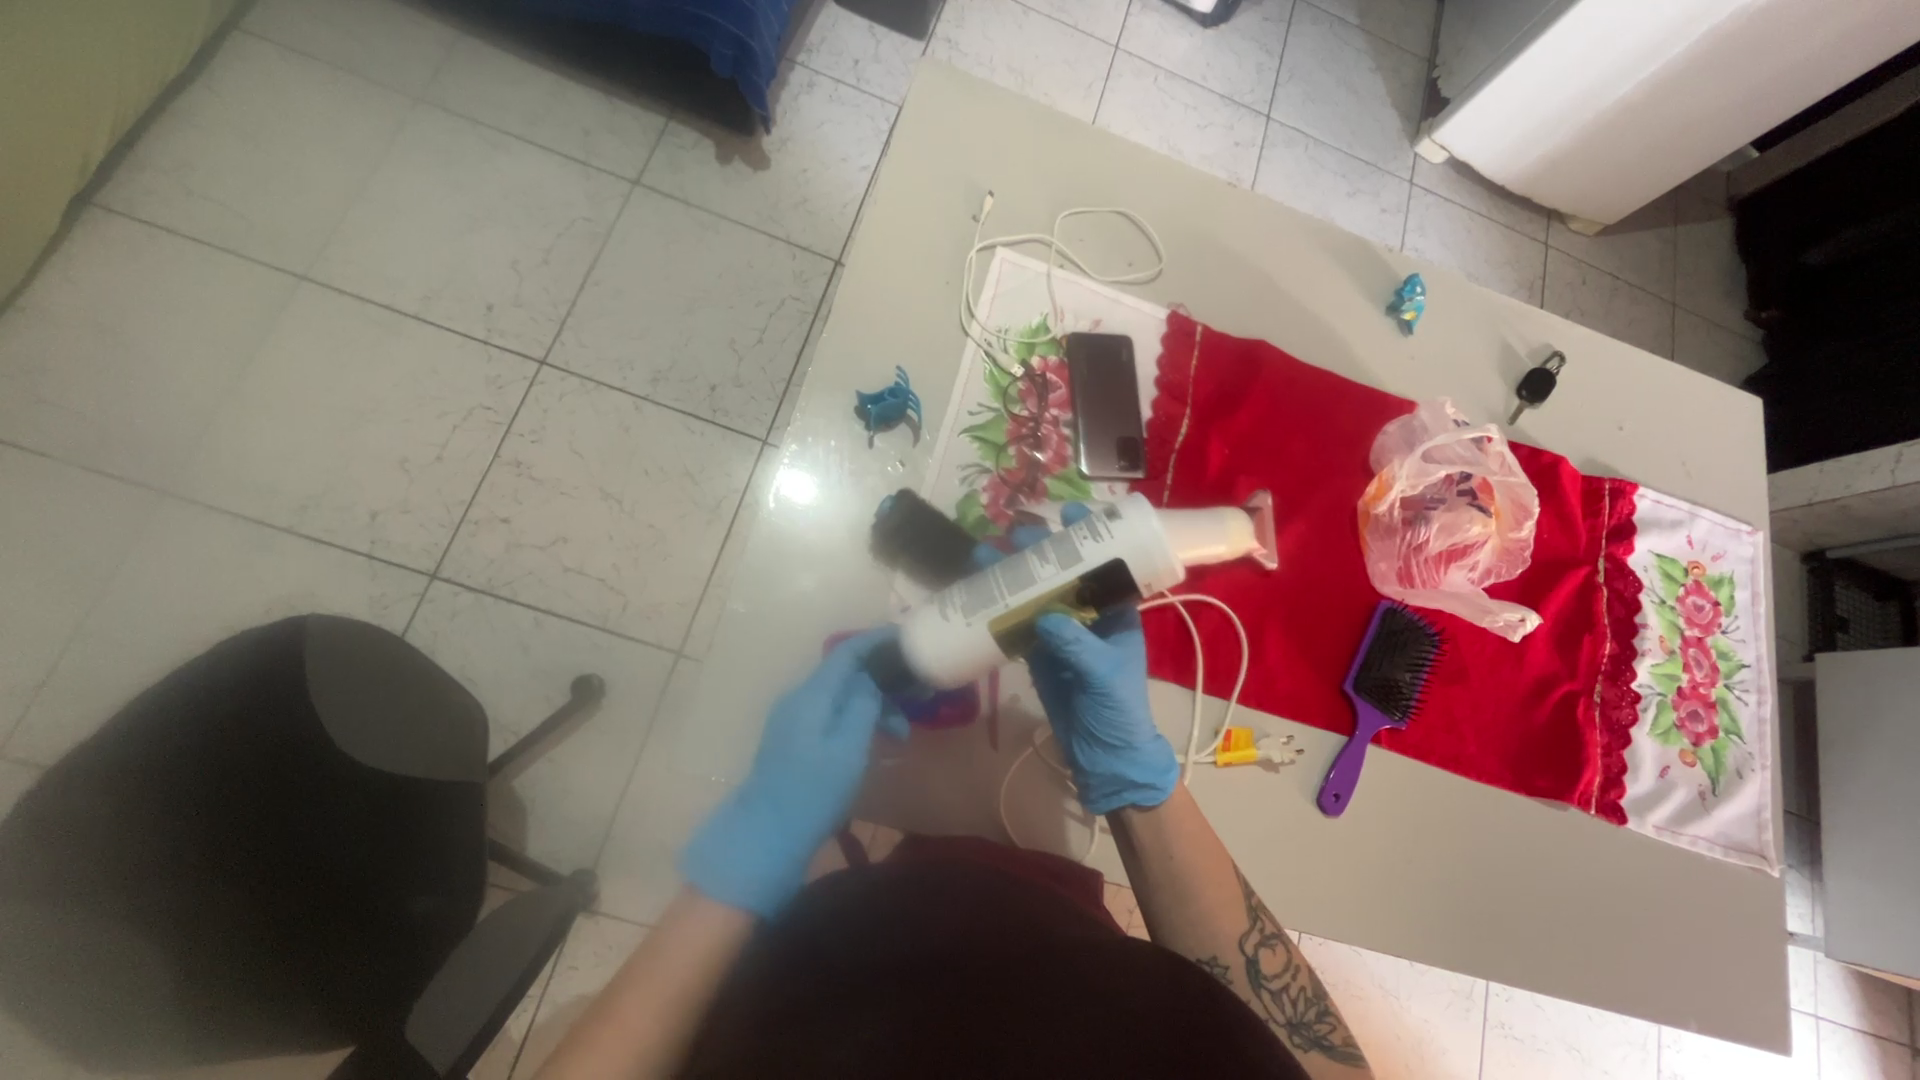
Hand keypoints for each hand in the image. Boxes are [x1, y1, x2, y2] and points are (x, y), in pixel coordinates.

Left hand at [679, 628, 903, 916]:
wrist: (765, 837)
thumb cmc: (811, 792)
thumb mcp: (848, 748)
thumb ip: (863, 705)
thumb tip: (871, 678)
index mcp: (812, 695)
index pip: (848, 651)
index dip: (879, 640)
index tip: (910, 638)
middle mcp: (801, 699)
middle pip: (847, 674)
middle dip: (884, 679)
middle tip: (919, 693)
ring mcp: (795, 721)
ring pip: (843, 698)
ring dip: (875, 706)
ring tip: (903, 734)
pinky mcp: (796, 742)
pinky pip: (834, 717)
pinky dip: (859, 722)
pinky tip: (878, 744)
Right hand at [987, 506, 1178, 815]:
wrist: (1102, 755)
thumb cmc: (1118, 710)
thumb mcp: (1104, 674)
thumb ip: (1077, 645)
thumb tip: (1047, 617)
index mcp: (1115, 611)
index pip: (1105, 563)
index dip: (1089, 535)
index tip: (1068, 513)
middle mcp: (1087, 614)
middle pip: (1062, 572)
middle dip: (1040, 549)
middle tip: (1015, 533)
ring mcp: (1060, 632)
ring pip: (1035, 593)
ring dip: (1012, 572)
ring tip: (983, 553)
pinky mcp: (1037, 651)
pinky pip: (1016, 621)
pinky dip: (999, 605)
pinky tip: (978, 589)